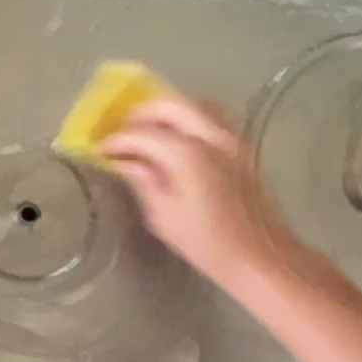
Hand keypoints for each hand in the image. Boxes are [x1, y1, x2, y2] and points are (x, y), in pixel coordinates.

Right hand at [98, 98, 297, 285]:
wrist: (260, 255)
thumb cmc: (207, 243)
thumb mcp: (164, 217)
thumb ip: (144, 182)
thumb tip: (126, 162)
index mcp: (188, 155)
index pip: (144, 134)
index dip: (118, 140)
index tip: (101, 149)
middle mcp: (212, 137)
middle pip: (172, 105)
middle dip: (142, 114)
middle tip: (123, 132)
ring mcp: (232, 138)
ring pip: (196, 105)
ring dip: (168, 112)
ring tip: (150, 131)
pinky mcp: (244, 147)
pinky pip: (213, 118)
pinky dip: (190, 119)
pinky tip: (180, 139)